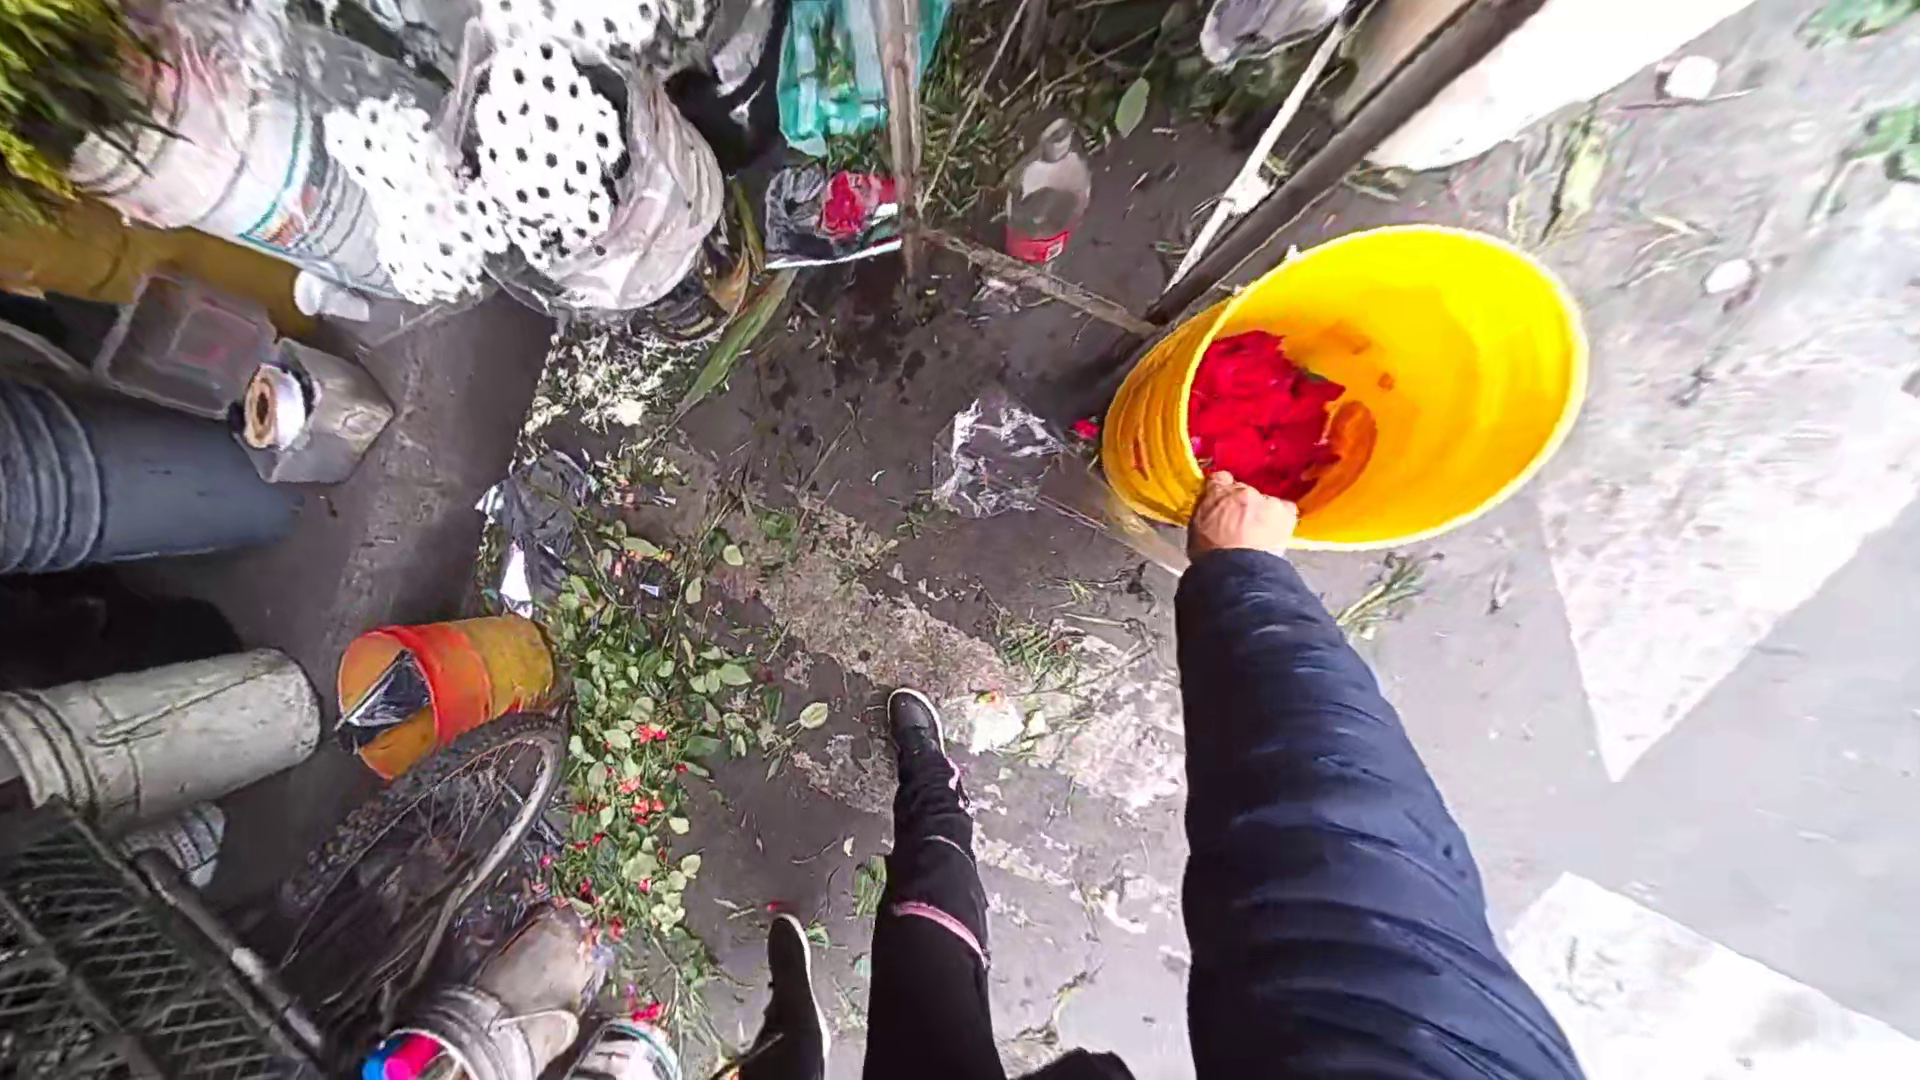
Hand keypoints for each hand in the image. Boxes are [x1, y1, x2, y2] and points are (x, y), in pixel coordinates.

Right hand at [1188, 471, 1296, 558]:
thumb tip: (1210, 509)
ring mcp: (1265, 500)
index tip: (1219, 499)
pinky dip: (1280, 516)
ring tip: (1257, 530)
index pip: (1219, 478)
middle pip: (1242, 490)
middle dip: (1239, 502)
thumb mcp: (1196, 527)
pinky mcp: (1285, 512)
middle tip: (1237, 520)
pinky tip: (1274, 529)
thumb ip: (1204, 511)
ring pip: (1264, 500)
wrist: (1236, 568)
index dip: (1219, 489)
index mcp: (1216, 493)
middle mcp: (1242, 491)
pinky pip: (1285, 508)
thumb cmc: (1209, 553)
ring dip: (1259, 511)